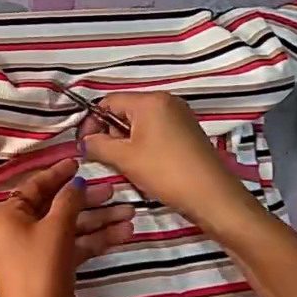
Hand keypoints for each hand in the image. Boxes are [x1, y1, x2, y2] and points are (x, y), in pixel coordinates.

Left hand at [0, 159, 133, 296]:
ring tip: (131, 212)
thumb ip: (68, 200)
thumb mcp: (55, 229)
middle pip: (57, 207)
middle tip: (115, 190)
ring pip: (70, 227)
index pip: (35, 187)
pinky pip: (75, 246)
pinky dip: (97, 239)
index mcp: (8, 217)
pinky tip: (124, 233)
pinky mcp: (54, 268)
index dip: (58, 174)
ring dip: (99, 220)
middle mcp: (19, 231)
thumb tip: (76, 181)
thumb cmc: (40, 271)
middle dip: (88, 200)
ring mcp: (37, 251)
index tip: (80, 162)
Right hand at [78, 93, 258, 236]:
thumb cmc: (165, 172)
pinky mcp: (188, 132)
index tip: (84, 145)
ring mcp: (180, 116)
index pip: (108, 101)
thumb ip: (98, 145)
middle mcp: (166, 101)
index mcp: (150, 100)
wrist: (212, 196)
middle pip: (125, 110)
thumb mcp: (124, 159)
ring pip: (140, 123)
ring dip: (126, 141)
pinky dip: (143, 145)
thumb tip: (84, 141)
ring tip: (125, 164)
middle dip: (110, 132)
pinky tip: (144, 165)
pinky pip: (156, 131)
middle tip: (105, 157)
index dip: (91, 121)